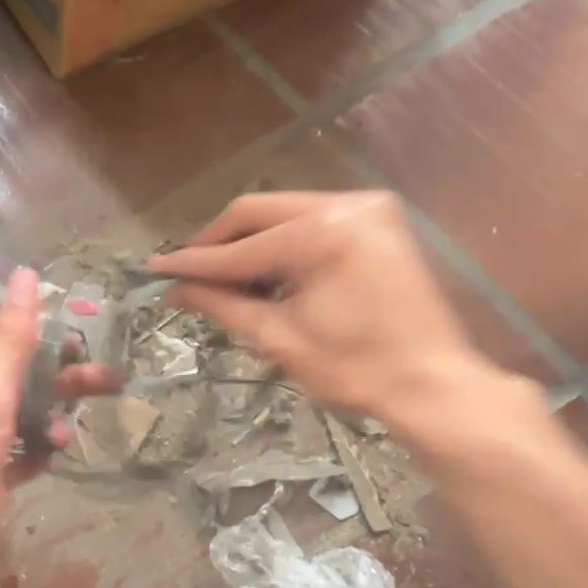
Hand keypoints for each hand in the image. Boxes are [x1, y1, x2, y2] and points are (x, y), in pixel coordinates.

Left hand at [0, 267, 118, 578]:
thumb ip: (11, 337)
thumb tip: (25, 273)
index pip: (18, 344)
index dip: (54, 338)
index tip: (92, 338)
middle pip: (31, 382)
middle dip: (69, 381)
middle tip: (112, 382)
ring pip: (30, 420)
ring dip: (55, 422)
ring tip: (67, 438)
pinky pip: (25, 458)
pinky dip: (41, 456)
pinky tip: (54, 460)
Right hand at [148, 191, 494, 423]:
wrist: (434, 383)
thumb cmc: (355, 369)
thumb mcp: (278, 338)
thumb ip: (222, 304)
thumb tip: (174, 290)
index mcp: (322, 235)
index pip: (239, 249)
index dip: (193, 263)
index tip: (154, 270)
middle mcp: (344, 205)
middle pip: (256, 213)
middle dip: (218, 244)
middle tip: (186, 273)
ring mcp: (366, 207)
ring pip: (281, 213)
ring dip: (248, 244)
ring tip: (224, 279)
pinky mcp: (376, 220)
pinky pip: (309, 221)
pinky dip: (280, 243)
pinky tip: (266, 273)